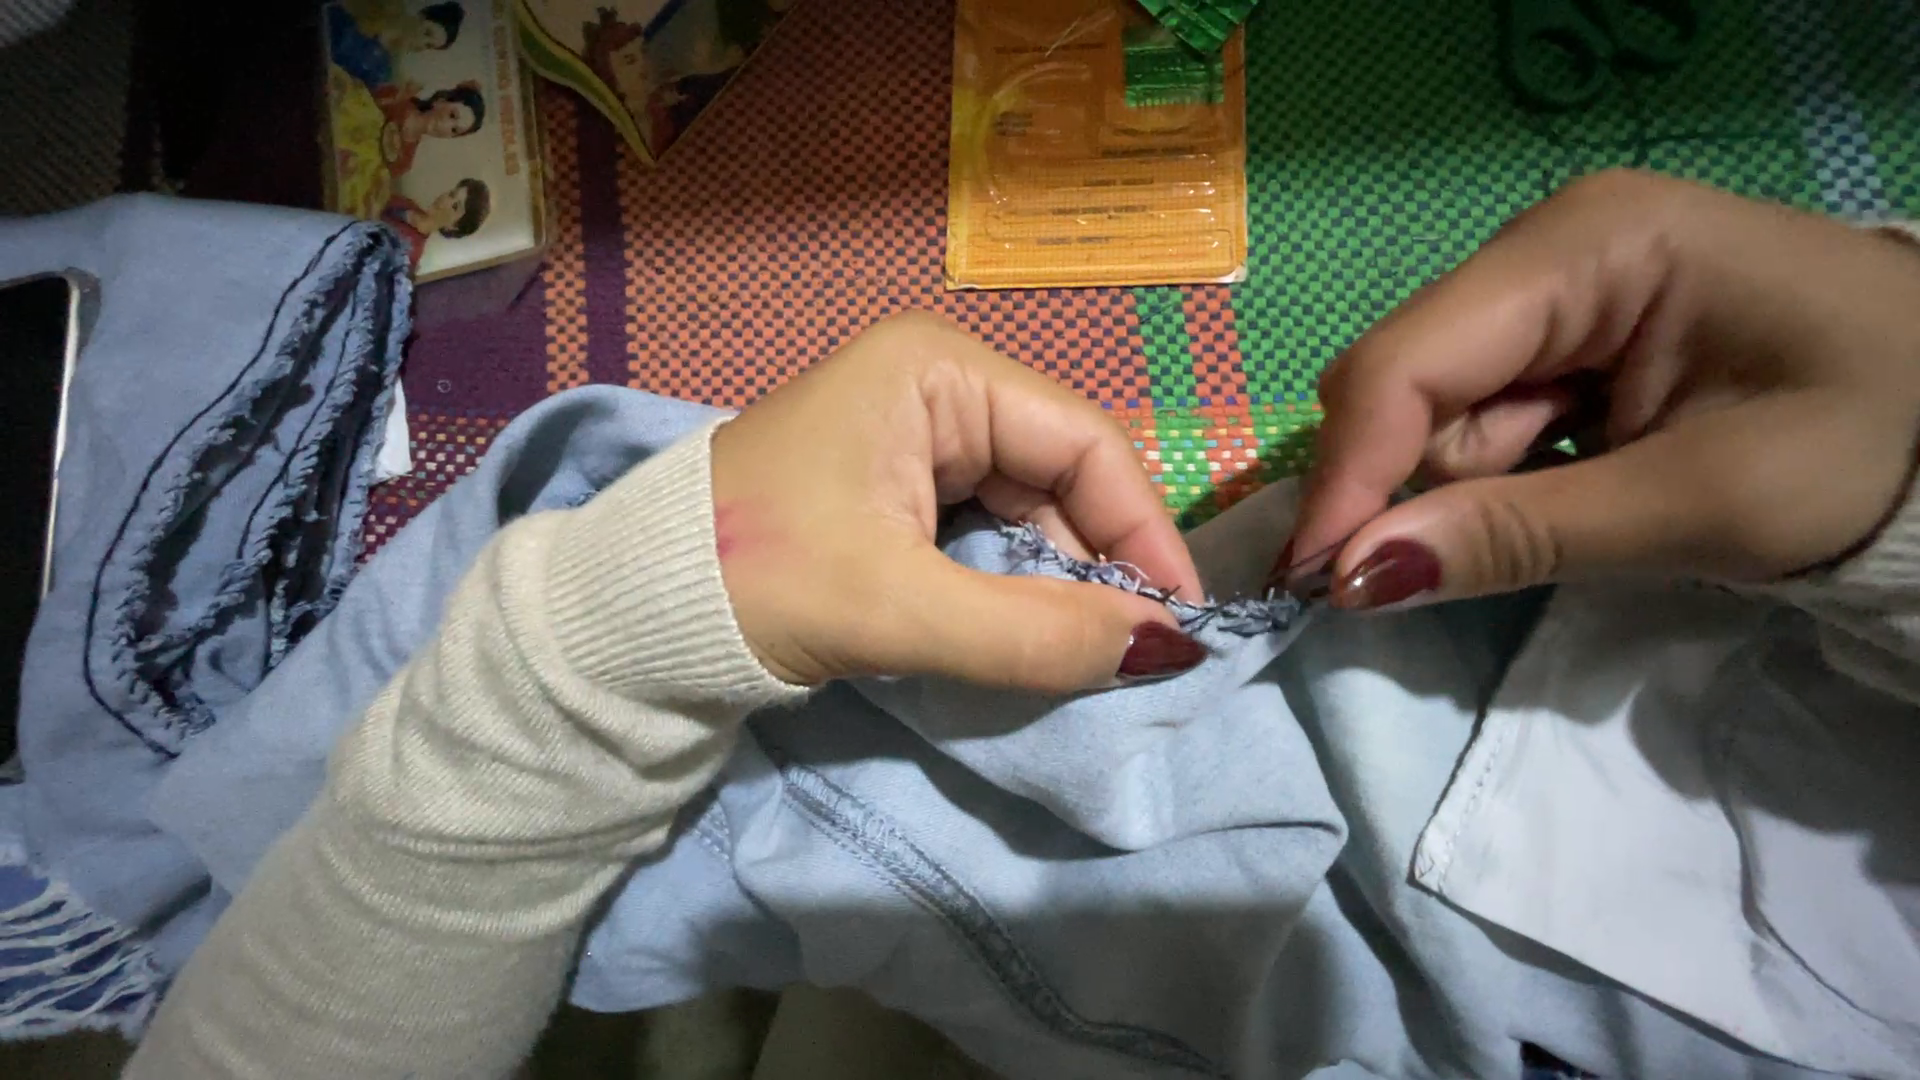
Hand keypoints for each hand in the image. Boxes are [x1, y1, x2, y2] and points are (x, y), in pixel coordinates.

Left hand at [711, 312, 1205, 692]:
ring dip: (1061, 581)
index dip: (1146, 530)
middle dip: (1101, 563)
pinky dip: (1016, 584)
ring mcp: (918, 438)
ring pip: (1030, 510)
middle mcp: (938, 389)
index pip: (1084, 441)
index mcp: (938, 372)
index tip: (1184, 619)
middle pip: (1062, 476)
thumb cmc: (752, 581)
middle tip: (1134, 650)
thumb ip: (1030, 632)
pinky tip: (1030, 628)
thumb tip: (1161, 649)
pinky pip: (989, 533)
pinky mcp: (902, 488)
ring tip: (1085, 649)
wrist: (633, 615)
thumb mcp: (895, 608)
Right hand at [1282, 170, 1919, 609]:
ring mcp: (1529, 287)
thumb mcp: (1700, 507)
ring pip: (1417, 411)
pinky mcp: (1533, 328)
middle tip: (1487, 542)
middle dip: (1419, 478)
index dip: (1349, 472)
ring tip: (1578, 490)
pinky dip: (1481, 469)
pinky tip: (1560, 470)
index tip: (1313, 573)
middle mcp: (1533, 250)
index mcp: (1585, 247)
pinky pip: (1453, 416)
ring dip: (1462, 480)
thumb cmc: (1877, 442)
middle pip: (1398, 386)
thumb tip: (1350, 579)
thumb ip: (1514, 536)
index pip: (1406, 365)